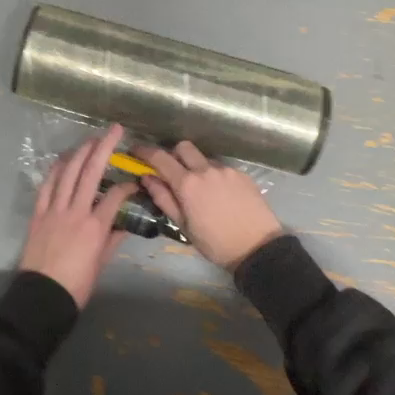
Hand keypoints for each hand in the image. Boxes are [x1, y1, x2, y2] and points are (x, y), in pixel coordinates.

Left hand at [20, 125, 138, 306]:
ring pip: (67, 173)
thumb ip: (113, 240)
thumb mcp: (101, 264)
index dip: (128, 185)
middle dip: (103, 147)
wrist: (43, 296)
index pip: (116, 196)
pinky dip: (55, 170)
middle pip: (91, 172)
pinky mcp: (38, 214)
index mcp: (95, 226)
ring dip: (79, 152)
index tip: (135, 182)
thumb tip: (124, 224)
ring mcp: (54, 210)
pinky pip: (47, 186)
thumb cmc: (77, 285)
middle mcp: (76, 212)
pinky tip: (63, 161)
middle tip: (113, 130)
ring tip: (90, 140)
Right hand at [132, 141, 282, 269]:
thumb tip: (147, 178)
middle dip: (173, 153)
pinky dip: (213, 175)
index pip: (160, 158)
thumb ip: (164, 199)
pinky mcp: (241, 174)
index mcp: (187, 184)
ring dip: (195, 166)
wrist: (257, 247)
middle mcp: (205, 170)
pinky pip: (221, 167)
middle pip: (183, 147)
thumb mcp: (183, 226)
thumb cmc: (215, 243)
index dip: (145, 151)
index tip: (137, 150)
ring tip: (198, 187)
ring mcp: (226, 170)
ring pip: (203, 158)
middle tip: (170, 170)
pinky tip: (218, 193)